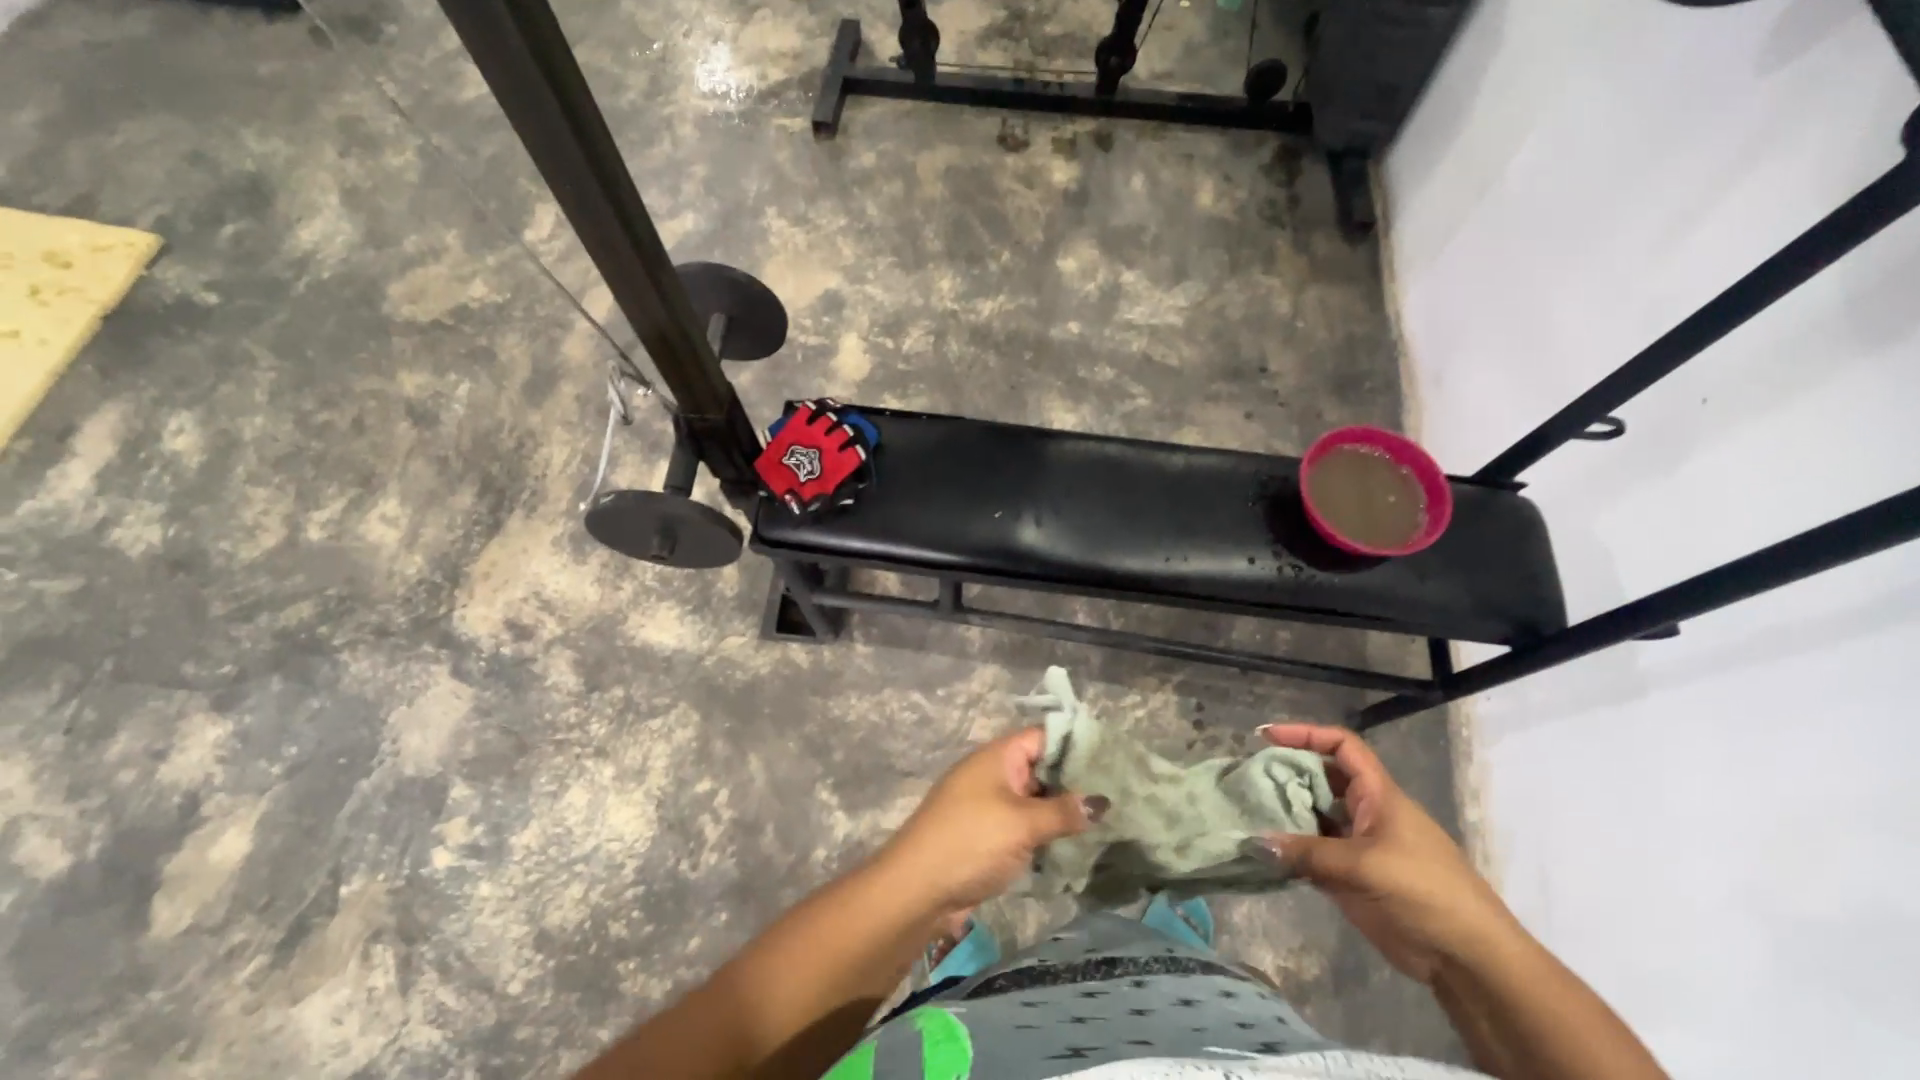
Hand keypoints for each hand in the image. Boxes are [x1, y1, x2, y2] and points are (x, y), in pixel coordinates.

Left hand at [876, 728, 1105, 913]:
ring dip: (1061, 812)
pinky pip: (1023, 826)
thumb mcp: (1023, 824)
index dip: (1076, 743)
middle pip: (1041, 768)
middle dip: (1075, 781)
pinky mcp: (985, 837)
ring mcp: (987, 806)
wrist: (916, 890)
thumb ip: (1064, 811)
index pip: (1043, 736)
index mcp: (997, 757)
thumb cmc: (971, 843)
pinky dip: (1045, 834)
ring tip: (1107, 821)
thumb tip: (1102, 801)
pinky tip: (1075, 846)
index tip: (1113, 758)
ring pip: (1033, 800)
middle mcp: (992, 774)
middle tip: (1120, 794)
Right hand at [1243, 723, 1521, 984]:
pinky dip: (1286, 851)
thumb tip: (1254, 841)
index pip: (1342, 747)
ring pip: (1311, 818)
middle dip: (1284, 775)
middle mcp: (1365, 813)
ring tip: (1243, 813)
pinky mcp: (1348, 877)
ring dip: (1280, 814)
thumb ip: (1308, 853)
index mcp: (1379, 795)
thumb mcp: (1365, 866)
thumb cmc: (1424, 891)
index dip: (1307, 734)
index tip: (1267, 736)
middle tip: (1245, 780)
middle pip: (1319, 780)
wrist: (1464, 954)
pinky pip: (1310, 854)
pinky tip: (1259, 853)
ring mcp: (1356, 846)